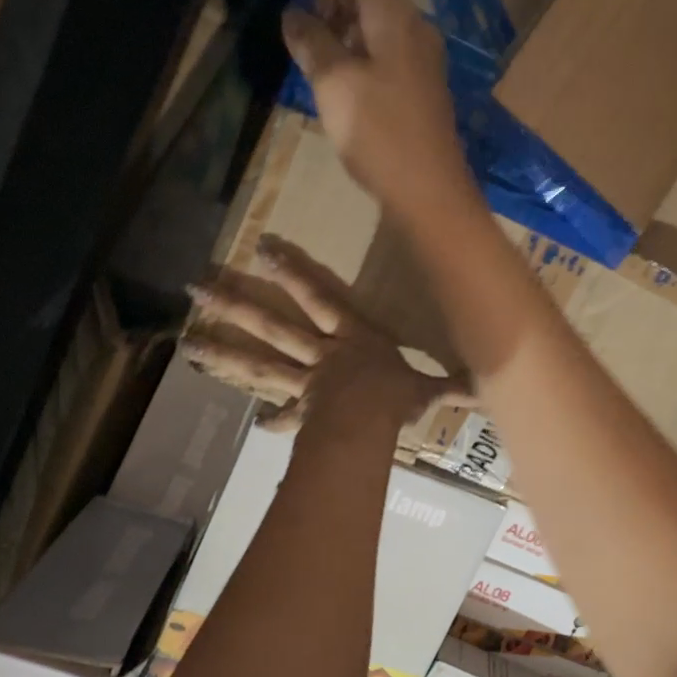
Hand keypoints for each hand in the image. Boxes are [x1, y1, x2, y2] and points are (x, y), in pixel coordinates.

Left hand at [181, 236, 470, 430]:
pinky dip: (271, 418)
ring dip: (225, 353)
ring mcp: (305, 382)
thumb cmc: (396, 397)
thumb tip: (487, 384)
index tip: (262, 250)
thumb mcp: (429, 386)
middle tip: (197, 287)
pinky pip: (284, 413)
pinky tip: (254, 422)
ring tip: (189, 342)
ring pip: (259, 363)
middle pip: (273, 326)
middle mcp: (322, 354)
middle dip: (237, 306)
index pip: (319, 299)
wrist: (369, 426)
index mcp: (352, 338)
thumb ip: (451, 383)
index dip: (293, 274)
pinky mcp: (303, 411)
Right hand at [276, 0, 470, 210]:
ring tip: (309, 58)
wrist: (432, 196)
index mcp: (396, 13)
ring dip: (333, 23)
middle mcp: (412, 26)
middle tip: (297, 30)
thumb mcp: (335, 84)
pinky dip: (350, 49)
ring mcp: (417, 57)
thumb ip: (312, 42)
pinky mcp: (415, 85)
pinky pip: (378, 48)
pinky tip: (330, 79)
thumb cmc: (382, 137)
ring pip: (370, 16)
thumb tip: (296, 18)